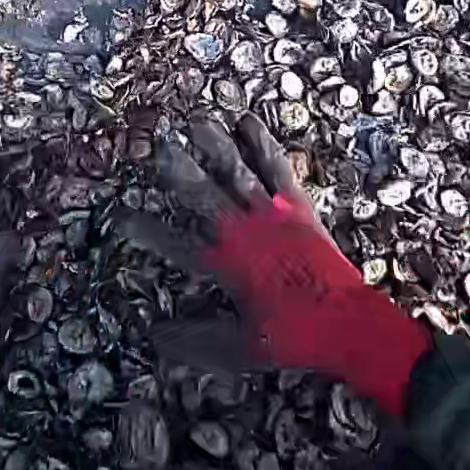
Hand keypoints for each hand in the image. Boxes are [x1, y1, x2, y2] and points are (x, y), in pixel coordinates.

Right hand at [137, 112, 430, 419]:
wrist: (350, 324)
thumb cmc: (294, 336)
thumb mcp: (240, 349)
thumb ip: (195, 342)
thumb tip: (154, 338)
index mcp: (225, 263)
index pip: (172, 243)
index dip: (142, 230)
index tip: (118, 217)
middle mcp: (241, 230)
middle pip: (201, 192)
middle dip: (177, 168)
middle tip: (158, 143)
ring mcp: (268, 212)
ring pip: (234, 170)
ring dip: (213, 144)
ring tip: (196, 120)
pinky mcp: (293, 203)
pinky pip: (273, 165)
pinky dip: (259, 142)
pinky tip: (246, 120)